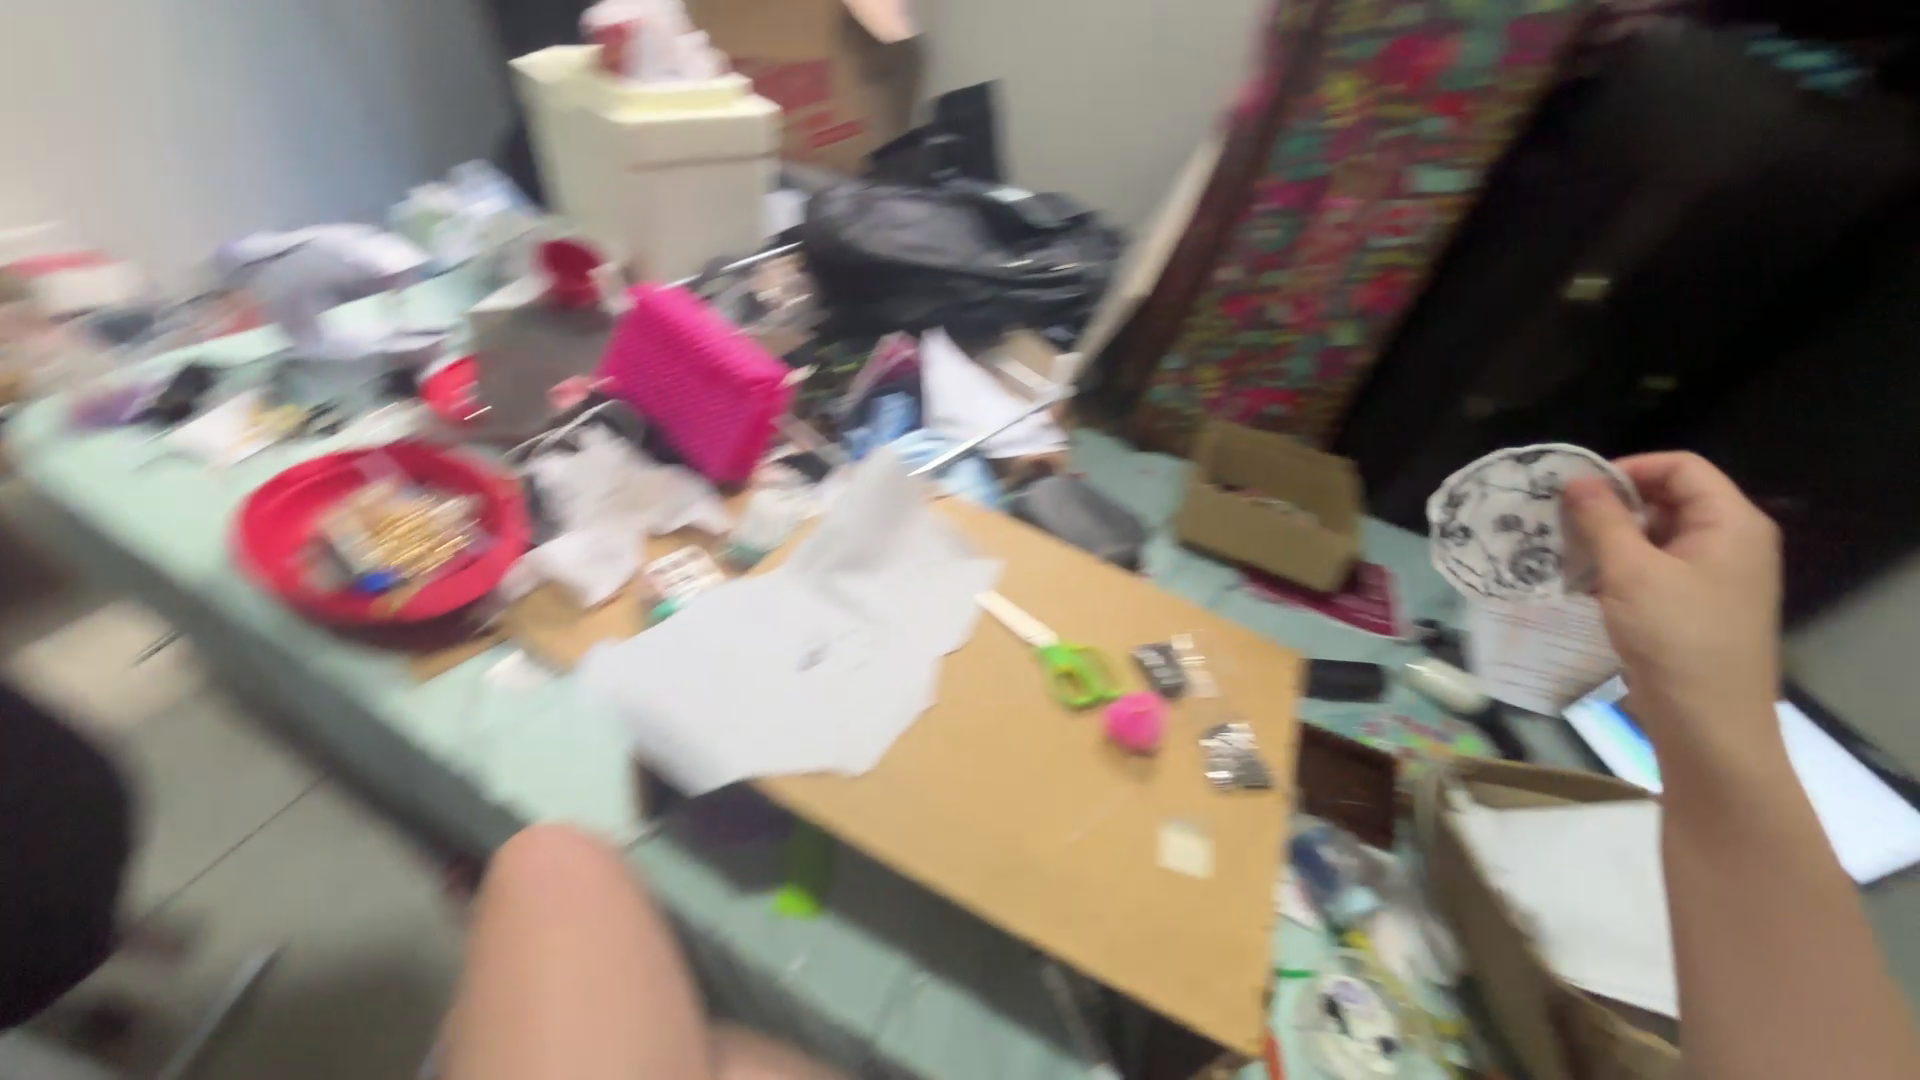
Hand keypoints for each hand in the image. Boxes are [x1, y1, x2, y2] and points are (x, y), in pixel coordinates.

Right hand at [1564, 453, 1782, 760]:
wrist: (1707, 717)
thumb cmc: (1675, 635)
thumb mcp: (1630, 571)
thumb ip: (1601, 520)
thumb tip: (1576, 480)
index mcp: (1730, 523)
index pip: (1681, 468)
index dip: (1628, 468)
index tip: (1575, 489)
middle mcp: (1728, 541)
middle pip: (1667, 498)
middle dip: (1610, 503)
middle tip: (1559, 518)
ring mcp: (1711, 574)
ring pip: (1654, 534)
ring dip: (1607, 536)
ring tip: (1561, 548)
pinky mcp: (1691, 601)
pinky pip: (1652, 565)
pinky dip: (1616, 564)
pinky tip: (1580, 579)